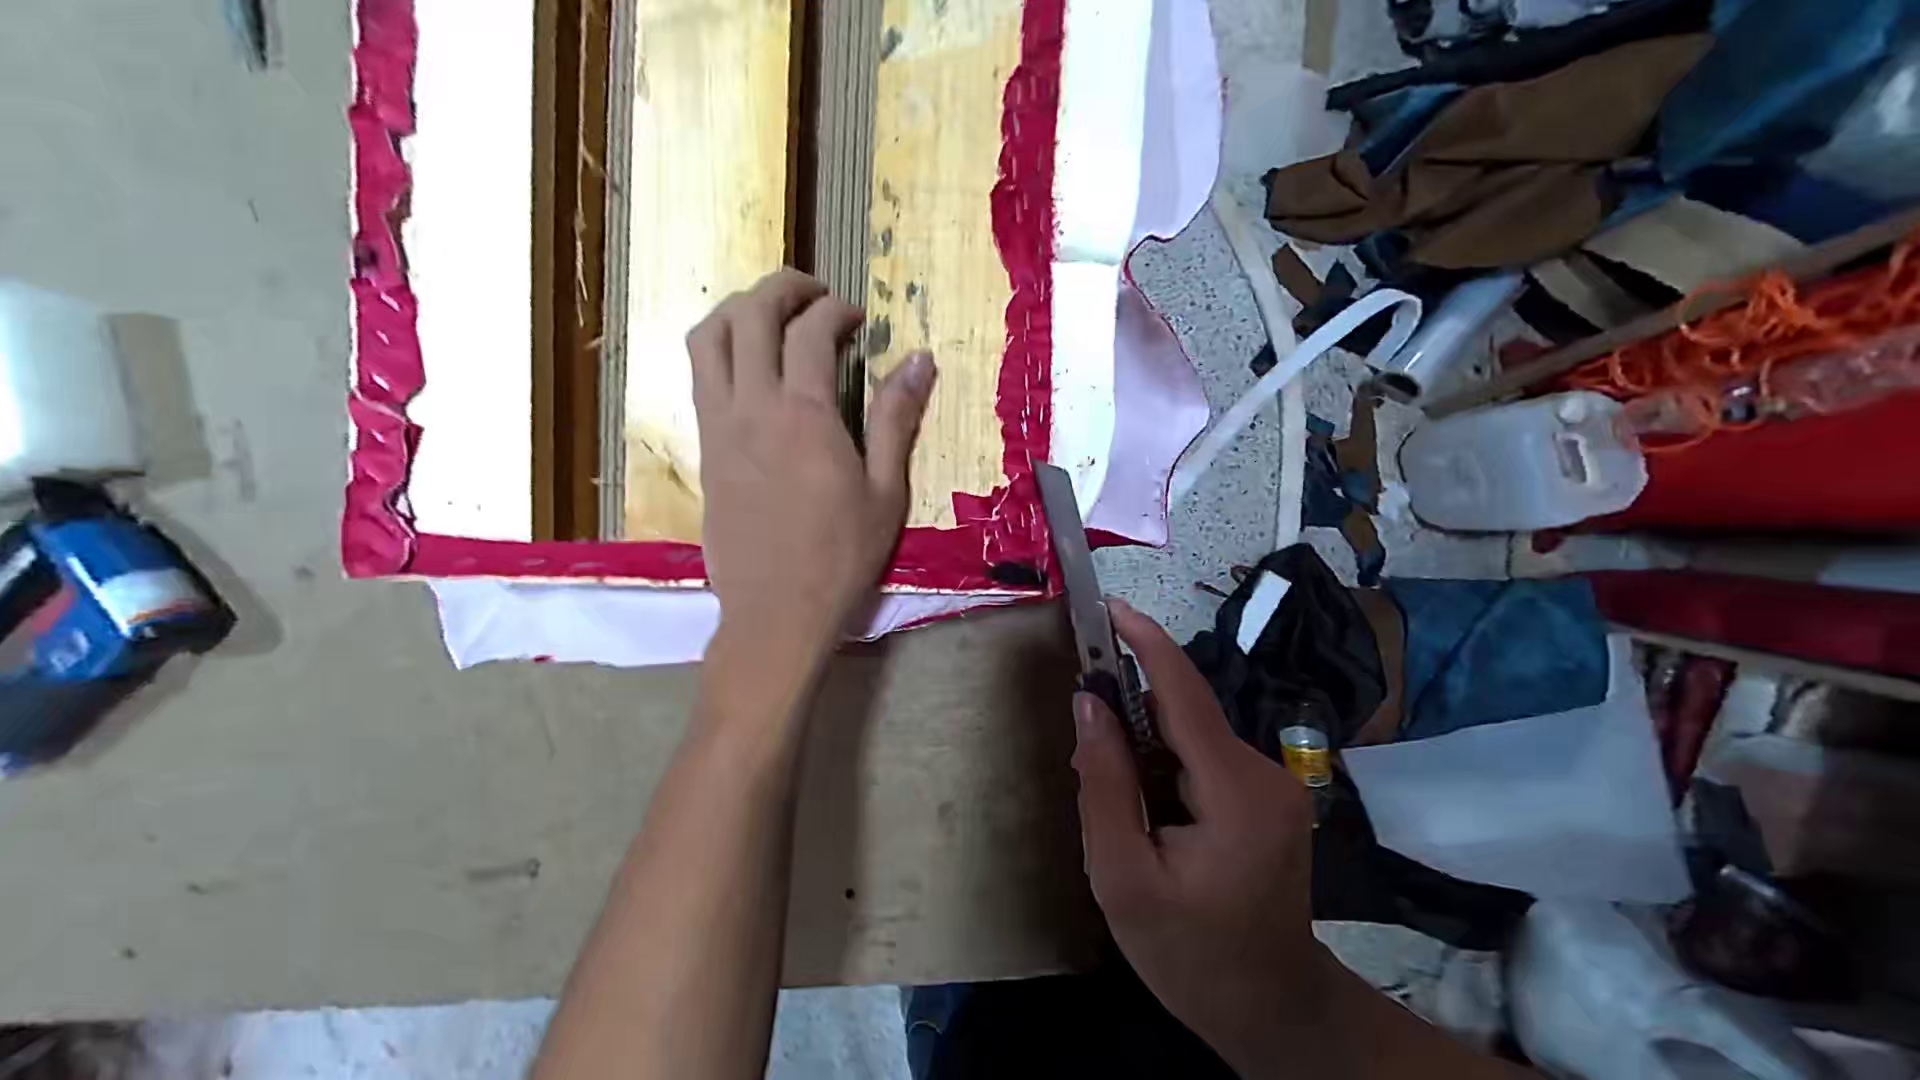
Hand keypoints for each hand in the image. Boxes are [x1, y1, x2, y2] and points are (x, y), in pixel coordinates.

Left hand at [688, 269, 935, 645]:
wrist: (775, 610)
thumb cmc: (841, 557)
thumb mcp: (886, 492)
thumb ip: (898, 420)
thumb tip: (918, 361)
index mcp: (804, 416)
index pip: (810, 332)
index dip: (835, 310)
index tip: (856, 317)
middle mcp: (752, 408)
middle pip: (749, 315)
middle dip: (782, 288)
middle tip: (813, 294)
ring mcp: (718, 426)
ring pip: (708, 338)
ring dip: (739, 309)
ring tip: (772, 316)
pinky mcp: (704, 449)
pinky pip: (699, 377)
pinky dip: (721, 349)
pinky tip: (749, 365)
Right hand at [1072, 599, 1325, 1070]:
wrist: (1272, 1010)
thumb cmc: (1190, 954)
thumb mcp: (1122, 875)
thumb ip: (1104, 781)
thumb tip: (1088, 703)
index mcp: (1235, 791)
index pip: (1184, 693)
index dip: (1145, 642)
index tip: (1108, 606)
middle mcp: (1264, 773)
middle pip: (1185, 711)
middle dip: (1129, 711)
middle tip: (1085, 748)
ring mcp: (1271, 783)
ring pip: (1191, 733)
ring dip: (1144, 743)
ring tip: (1116, 800)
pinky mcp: (1265, 794)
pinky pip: (1202, 755)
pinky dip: (1164, 761)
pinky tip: (1146, 810)